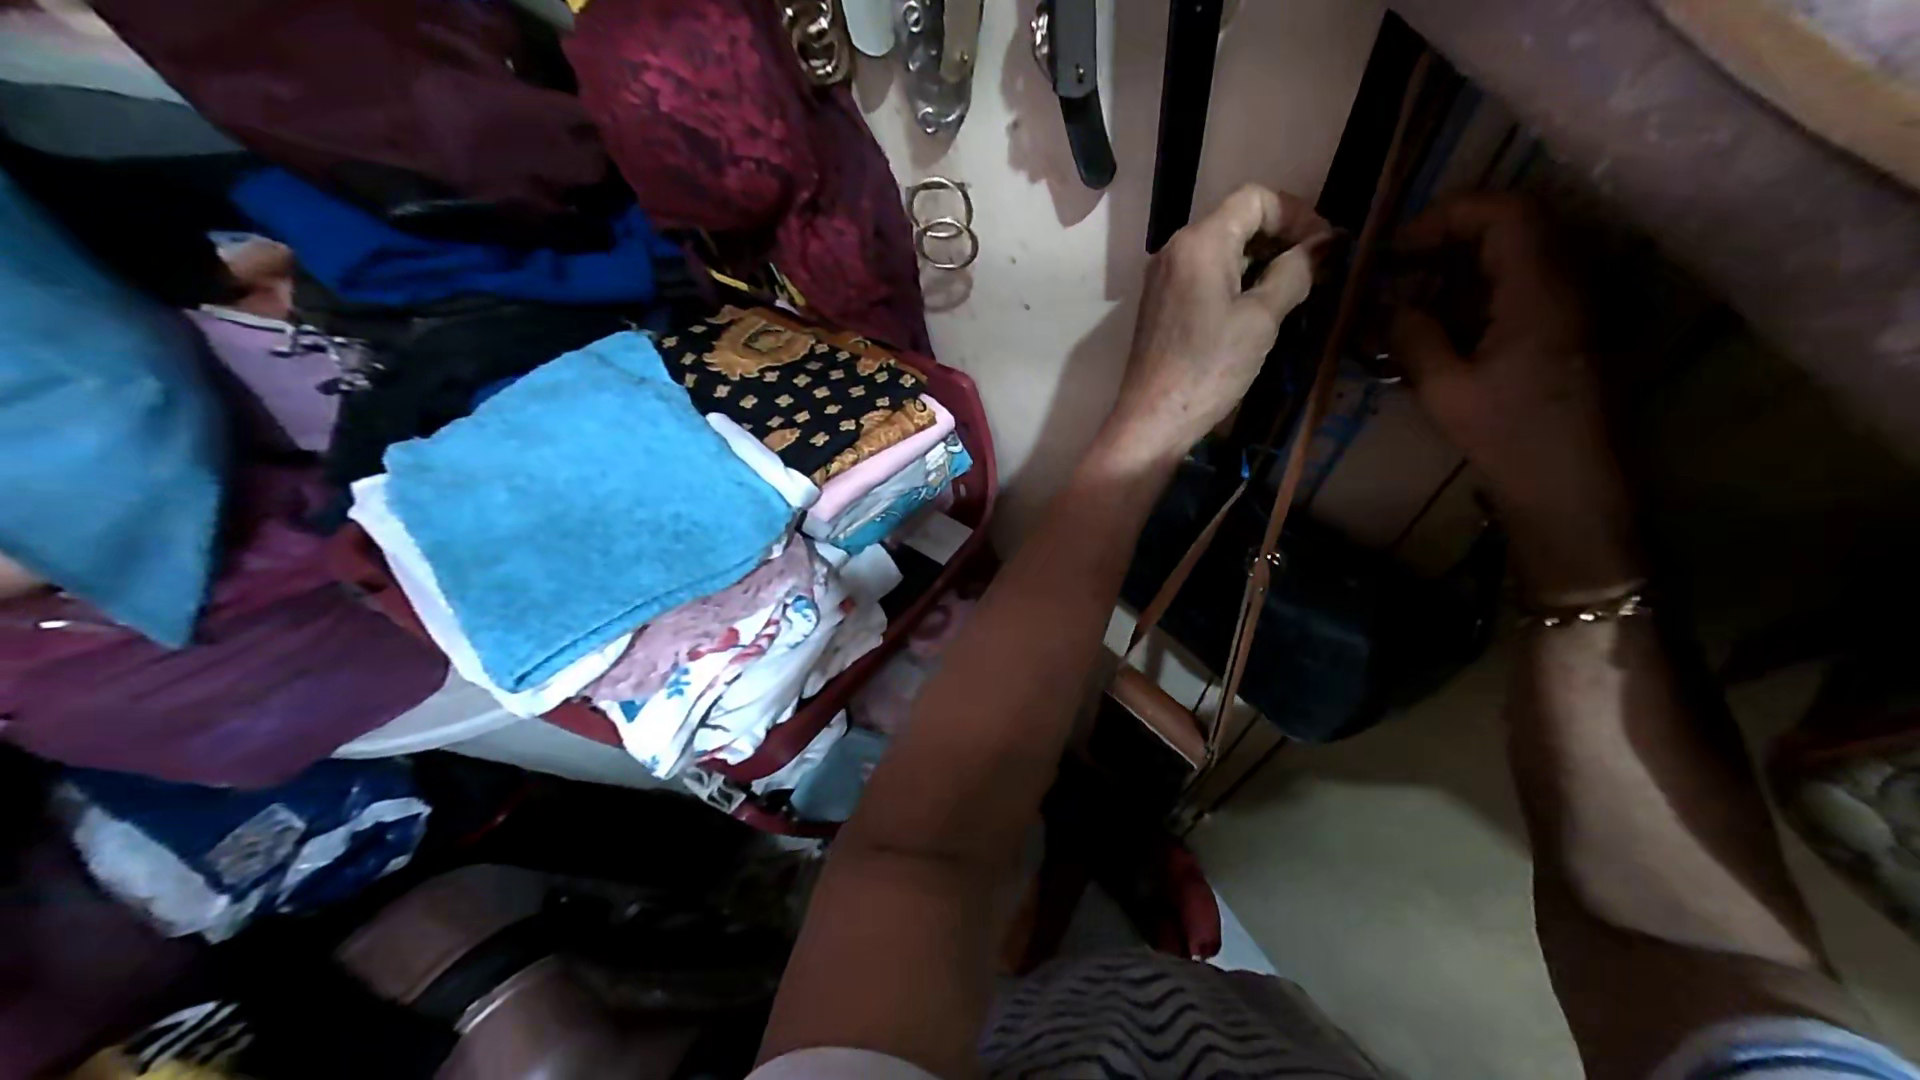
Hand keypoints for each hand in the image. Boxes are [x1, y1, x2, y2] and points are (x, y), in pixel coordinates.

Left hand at [1107, 184, 1333, 464]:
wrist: (1153, 419)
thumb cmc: (1209, 368)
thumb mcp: (1261, 319)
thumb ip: (1294, 272)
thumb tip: (1324, 244)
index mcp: (1199, 242)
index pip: (1255, 198)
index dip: (1297, 213)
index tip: (1324, 245)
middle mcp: (1175, 250)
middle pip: (1237, 221)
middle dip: (1282, 237)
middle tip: (1318, 268)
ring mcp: (1164, 278)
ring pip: (1222, 250)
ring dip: (1261, 261)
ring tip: (1298, 289)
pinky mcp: (1163, 305)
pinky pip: (1205, 276)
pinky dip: (1237, 281)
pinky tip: (1262, 306)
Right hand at [1390, 194, 1639, 599]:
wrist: (1567, 481)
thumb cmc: (1508, 435)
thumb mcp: (1445, 389)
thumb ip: (1412, 337)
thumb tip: (1384, 306)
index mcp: (1540, 292)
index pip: (1505, 214)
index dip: (1446, 215)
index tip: (1396, 247)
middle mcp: (1565, 283)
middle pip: (1512, 225)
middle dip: (1446, 236)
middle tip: (1395, 265)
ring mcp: (1568, 303)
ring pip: (1514, 253)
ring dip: (1455, 263)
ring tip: (1405, 292)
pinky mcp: (1560, 326)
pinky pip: (1516, 284)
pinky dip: (1470, 289)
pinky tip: (1433, 320)